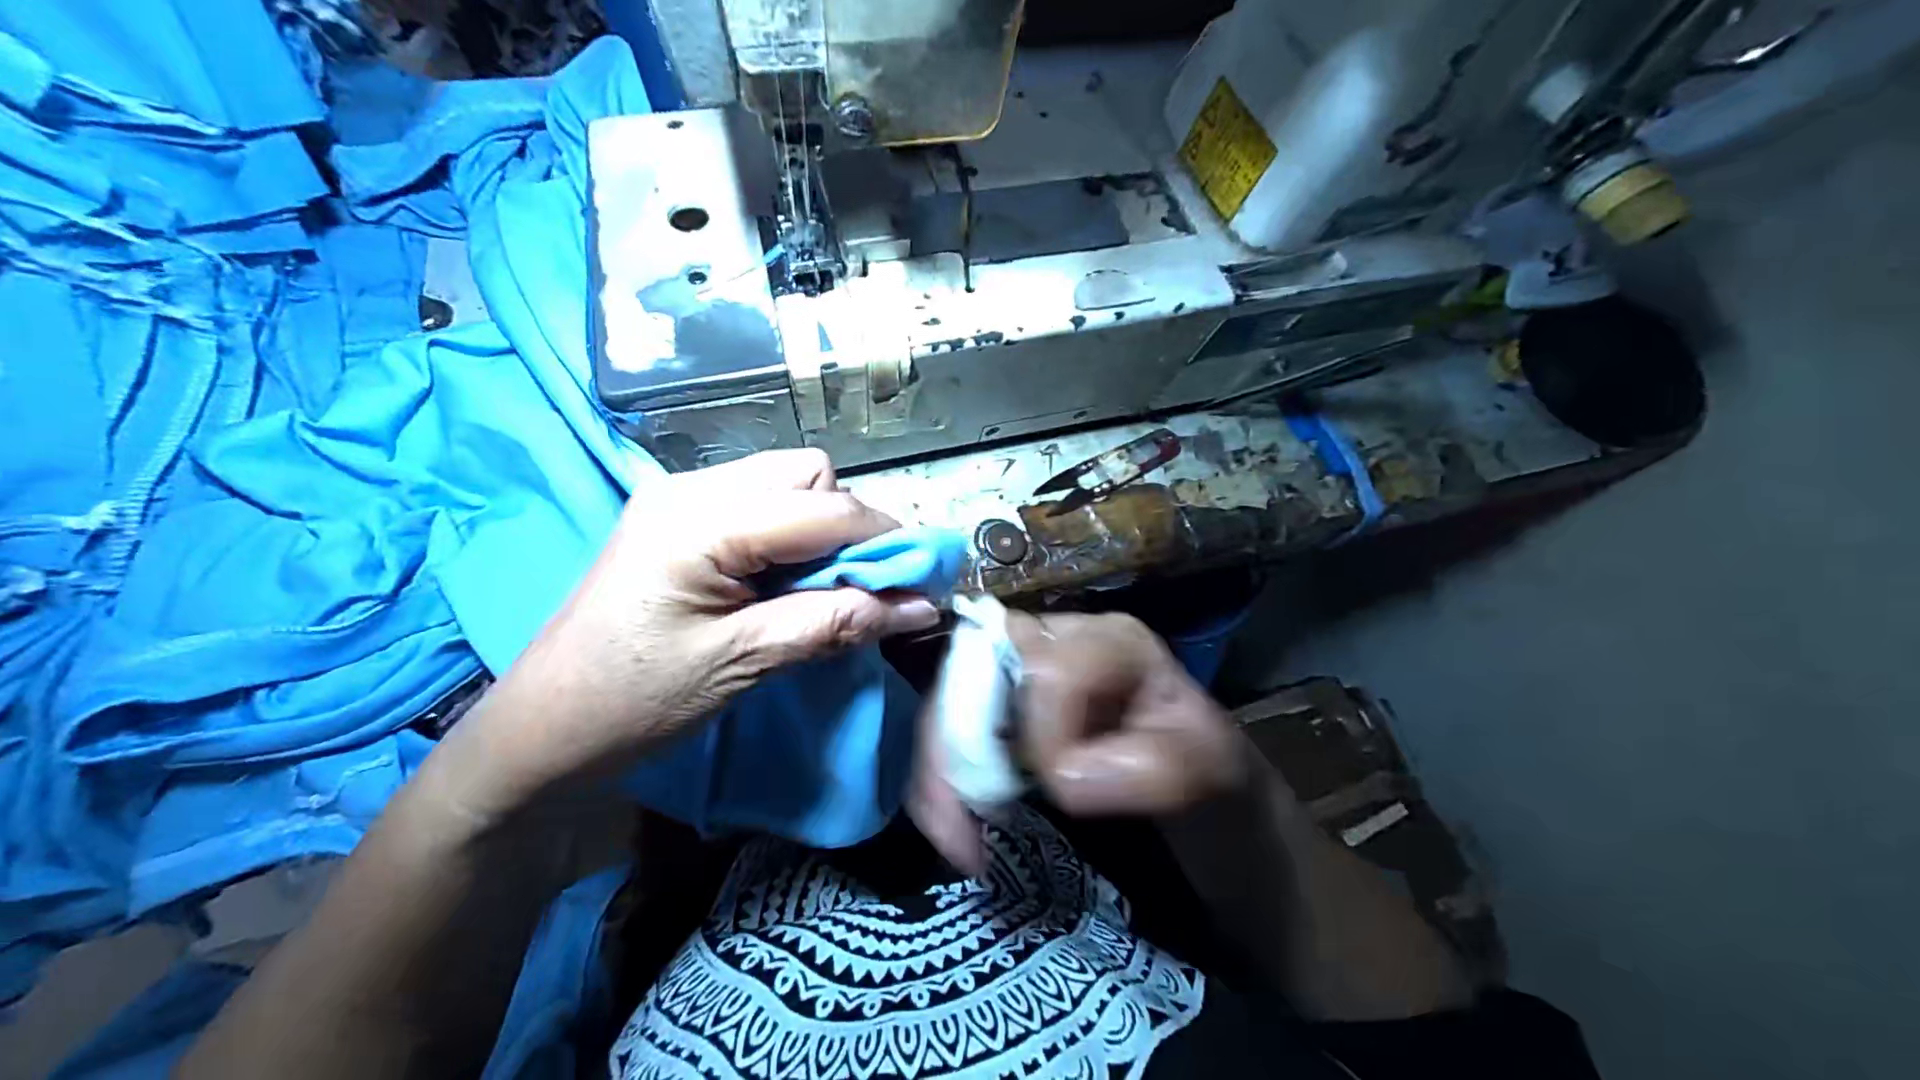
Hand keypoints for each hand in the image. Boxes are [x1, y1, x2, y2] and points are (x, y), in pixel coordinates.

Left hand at [433, 450, 942, 824]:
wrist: (540, 736)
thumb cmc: (633, 703)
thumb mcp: (745, 663)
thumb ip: (837, 623)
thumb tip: (921, 607)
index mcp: (701, 518)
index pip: (825, 507)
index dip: (885, 540)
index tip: (922, 583)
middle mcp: (691, 488)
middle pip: (808, 476)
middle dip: (848, 527)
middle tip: (857, 589)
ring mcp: (680, 499)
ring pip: (787, 485)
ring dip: (821, 531)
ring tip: (818, 590)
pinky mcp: (678, 521)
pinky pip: (759, 506)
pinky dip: (790, 537)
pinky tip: (782, 584)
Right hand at [910, 612, 1252, 872]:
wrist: (1204, 809)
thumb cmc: (1217, 785)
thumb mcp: (1215, 774)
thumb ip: (1160, 769)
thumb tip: (1064, 777)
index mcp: (1112, 644)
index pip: (1050, 668)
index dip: (1042, 731)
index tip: (1062, 796)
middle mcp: (1056, 645)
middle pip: (972, 671)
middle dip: (954, 749)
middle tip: (963, 836)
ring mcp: (1023, 679)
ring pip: (948, 704)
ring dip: (939, 774)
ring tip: (958, 843)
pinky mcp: (1002, 716)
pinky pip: (949, 736)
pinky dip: (941, 782)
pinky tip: (958, 830)